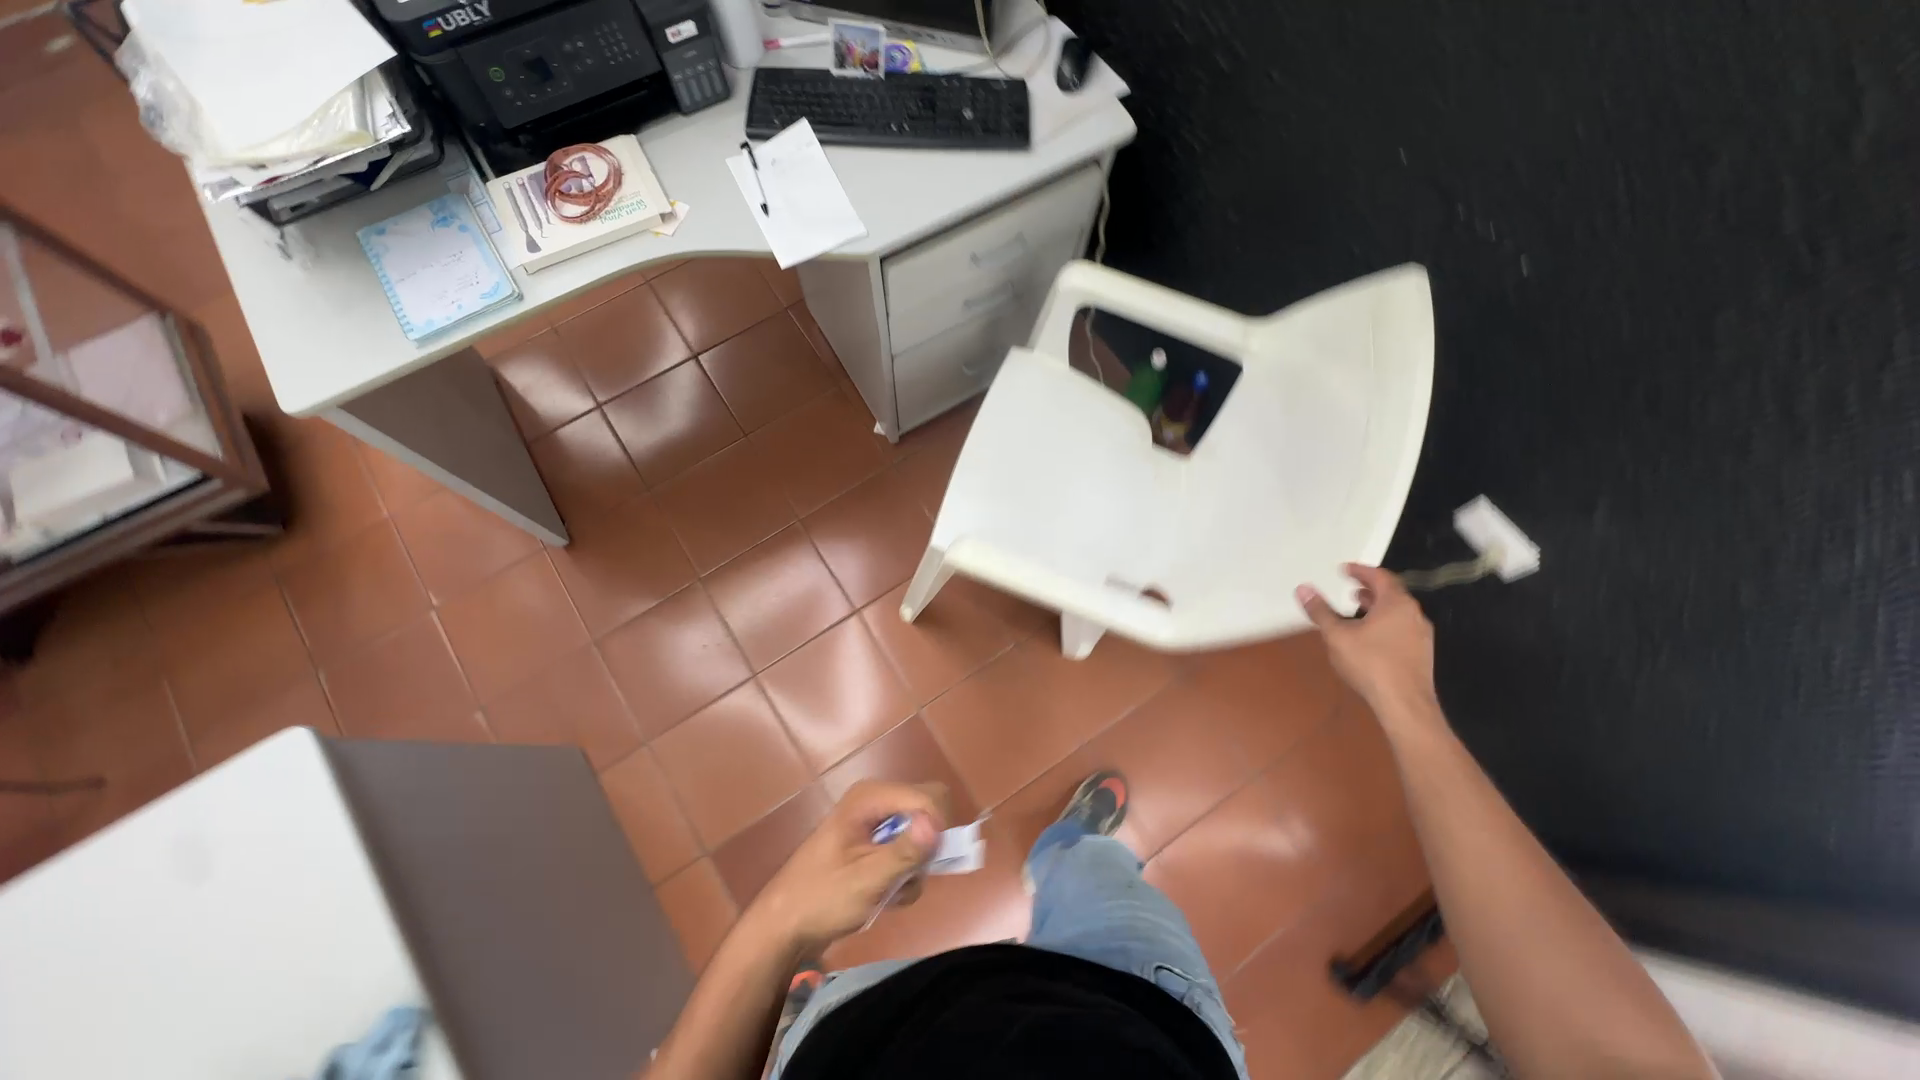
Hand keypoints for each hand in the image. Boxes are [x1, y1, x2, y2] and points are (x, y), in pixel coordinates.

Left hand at [745, 781, 948, 953]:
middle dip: (926, 848)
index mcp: (870, 797)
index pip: (929, 796)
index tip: (924, 862)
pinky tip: (885, 895)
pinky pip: (909, 854)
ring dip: (914, 869)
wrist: (785, 925)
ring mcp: (875, 824)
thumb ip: (904, 853)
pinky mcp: (875, 845)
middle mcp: (876, 802)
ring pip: (923, 837)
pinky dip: (904, 877)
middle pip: (929, 811)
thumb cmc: (822, 898)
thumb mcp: (867, 879)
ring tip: (890, 891)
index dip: (935, 827)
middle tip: (908, 875)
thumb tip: (936, 825)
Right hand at [1296, 563, 1439, 719]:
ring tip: (1358, 612)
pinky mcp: (1422, 654)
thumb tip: (1303, 588)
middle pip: (1392, 594)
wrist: (1405, 703)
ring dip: (1378, 608)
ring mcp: (1421, 635)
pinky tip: (1372, 639)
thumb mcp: (1337, 636)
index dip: (1361, 571)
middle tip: (1351, 589)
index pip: (1380, 576)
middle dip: (1370, 589)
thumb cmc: (1370, 663)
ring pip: (1398, 613)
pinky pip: (1402, 629)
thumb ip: (1321, 611)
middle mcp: (1413, 614)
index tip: (1344, 570)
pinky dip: (1386, 624)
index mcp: (1395, 604)